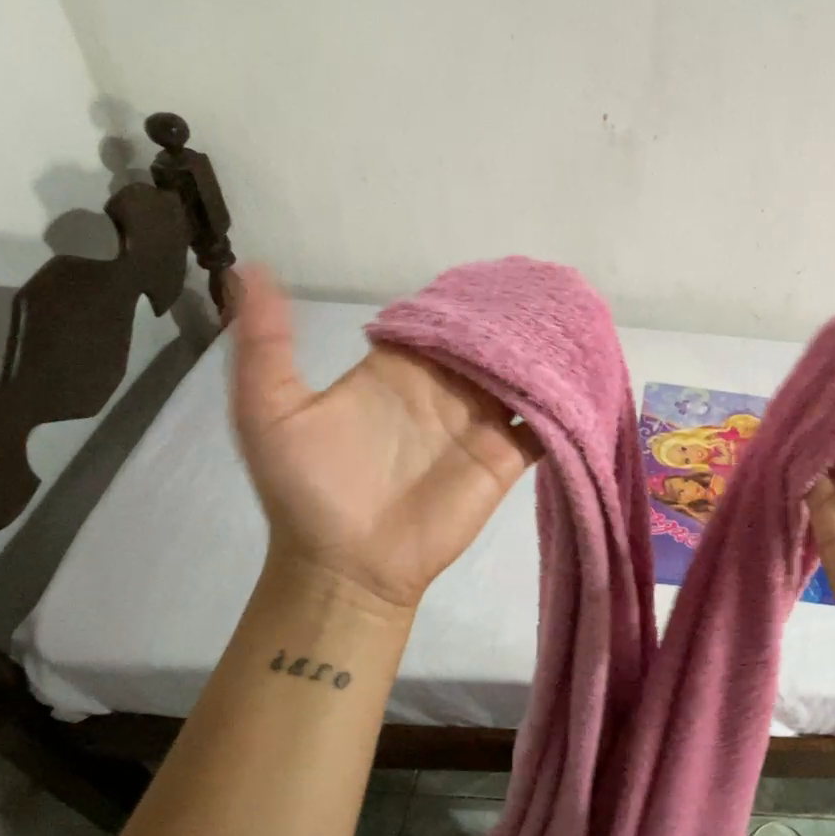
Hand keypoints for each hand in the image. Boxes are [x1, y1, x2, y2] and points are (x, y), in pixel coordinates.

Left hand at [229, 266, 540, 609]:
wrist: (346, 568)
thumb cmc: (305, 493)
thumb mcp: (267, 411)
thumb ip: (266, 343)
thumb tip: (252, 267)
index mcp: (395, 370)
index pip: (437, 320)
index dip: (460, 297)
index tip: (490, 271)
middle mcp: (444, 390)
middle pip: (486, 341)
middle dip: (512, 316)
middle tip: (547, 284)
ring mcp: (479, 424)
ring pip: (520, 374)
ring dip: (541, 353)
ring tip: (571, 319)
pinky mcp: (505, 459)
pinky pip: (541, 424)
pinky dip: (562, 403)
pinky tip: (582, 375)